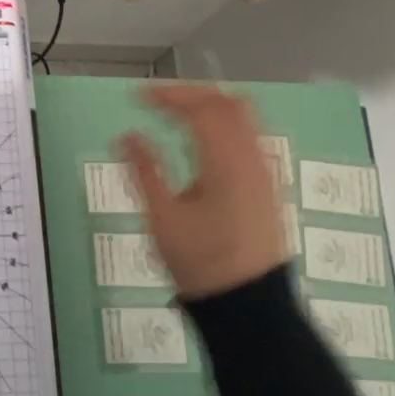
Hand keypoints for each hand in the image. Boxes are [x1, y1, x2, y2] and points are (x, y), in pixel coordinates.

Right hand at [117, 84, 284, 297]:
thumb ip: (144, 171)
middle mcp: (252, 158)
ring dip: (211, 106)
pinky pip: (251, 136)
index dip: (168, 96)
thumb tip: (126, 136)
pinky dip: (226, 125)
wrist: (249, 302)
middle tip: (160, 99)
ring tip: (179, 114)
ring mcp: (265, 171)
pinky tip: (204, 142)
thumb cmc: (200, 262)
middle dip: (193, 93)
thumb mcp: (163, 218)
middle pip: (229, 103)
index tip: (138, 97)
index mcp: (224, 163)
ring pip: (245, 118)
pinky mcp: (268, 184)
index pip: (199, 109)